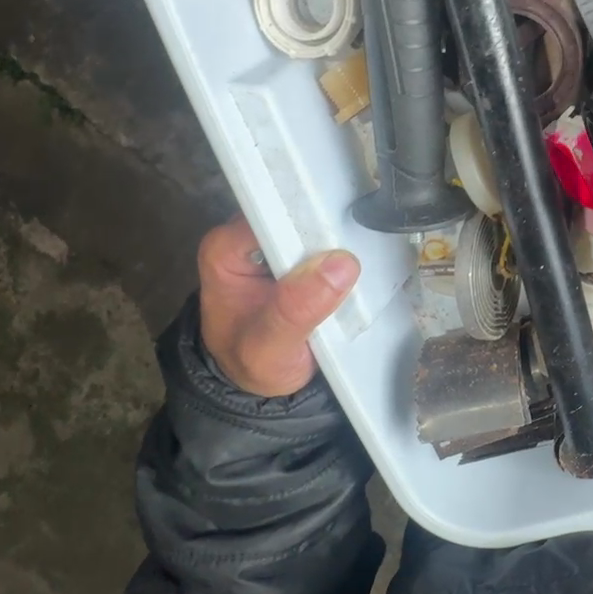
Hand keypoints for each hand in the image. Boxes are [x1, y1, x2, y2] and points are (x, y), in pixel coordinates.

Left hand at [197, 217, 360, 396]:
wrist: (262, 381)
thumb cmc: (253, 363)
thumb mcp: (268, 348)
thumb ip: (296, 310)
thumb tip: (341, 265)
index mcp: (227, 249)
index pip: (270, 214)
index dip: (306, 222)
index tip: (340, 238)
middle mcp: (252, 235)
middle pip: (299, 212)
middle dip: (331, 231)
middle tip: (360, 253)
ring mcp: (281, 241)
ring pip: (319, 223)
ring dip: (345, 241)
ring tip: (366, 261)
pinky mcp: (305, 251)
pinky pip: (332, 239)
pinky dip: (348, 252)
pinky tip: (364, 265)